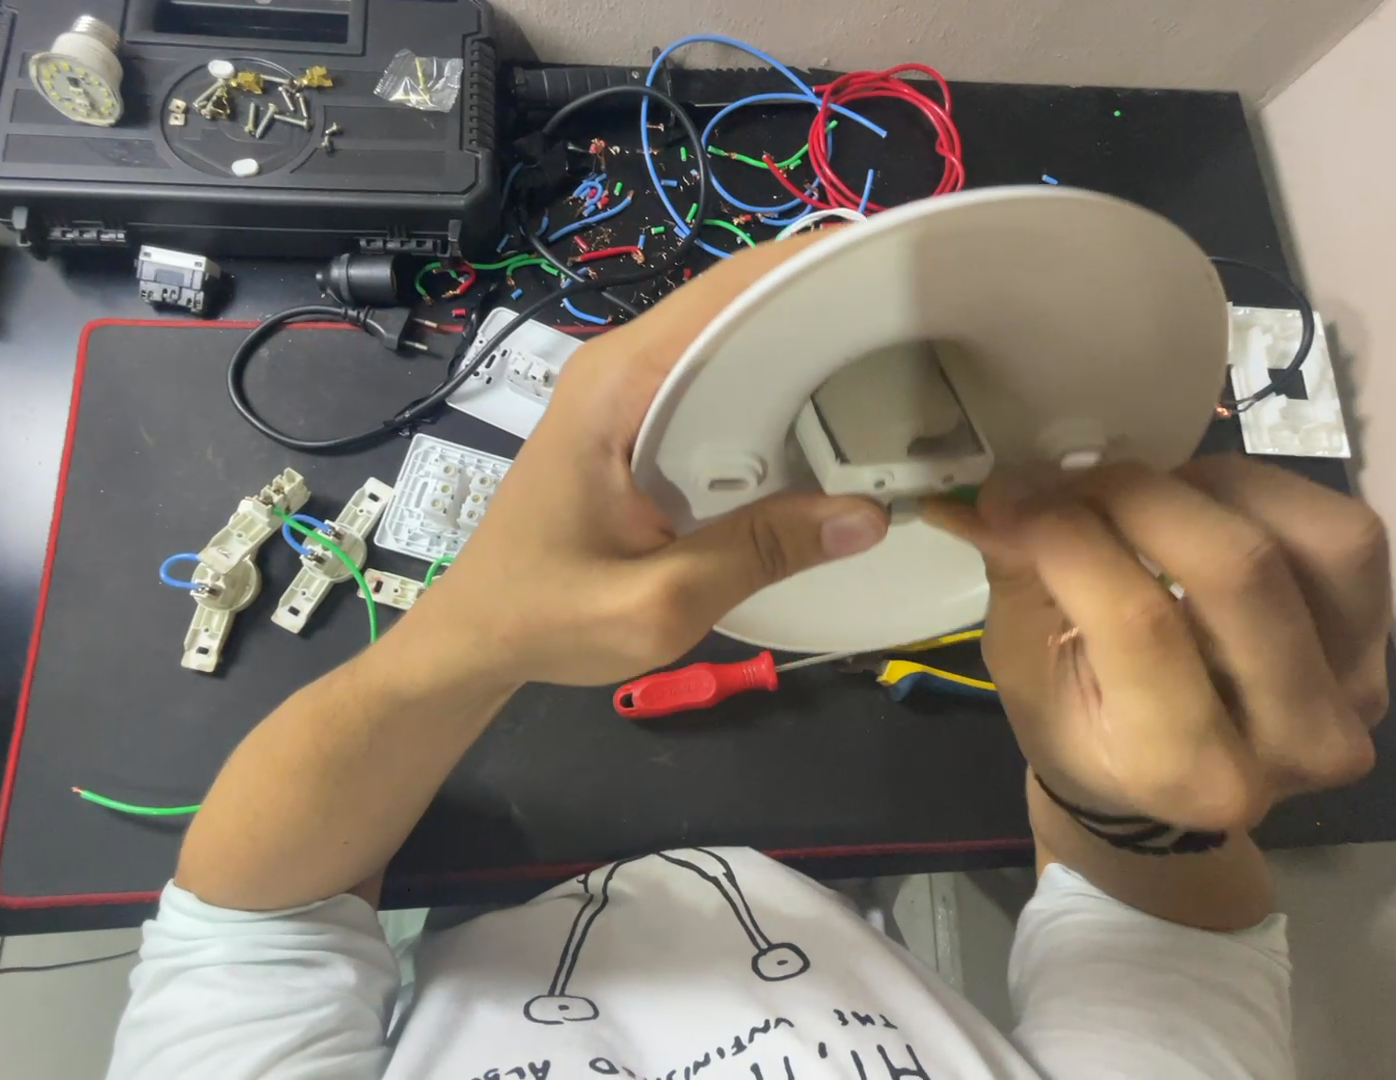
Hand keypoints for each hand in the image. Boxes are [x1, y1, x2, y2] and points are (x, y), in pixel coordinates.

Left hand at [407, 237, 888, 686]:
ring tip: (888, 366)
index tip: (900, 275)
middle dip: (824, 305)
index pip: (730, 290)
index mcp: (619, 385)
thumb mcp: (655, 604)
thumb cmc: (546, 617)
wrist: (480, 632)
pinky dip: (769, 388)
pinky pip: (713, 383)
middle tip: (915, 332)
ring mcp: (622, 390)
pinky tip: (820, 421)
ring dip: (801, 345)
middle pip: (735, 304)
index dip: (816, 269)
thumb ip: (754, 556)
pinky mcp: (630, 421)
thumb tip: (866, 516)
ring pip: (727, 341)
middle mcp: (620, 367)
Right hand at [925, 456, 1389, 831]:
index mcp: (1180, 768)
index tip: (1004, 496)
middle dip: (1132, 495)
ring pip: (1321, 539)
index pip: (1135, 617)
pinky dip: (1265, 495)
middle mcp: (1292, 742)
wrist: (1156, 779)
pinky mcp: (1381, 649)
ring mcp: (1356, 694)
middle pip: (1235, 568)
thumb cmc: (1070, 728)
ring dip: (1208, 488)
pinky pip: (1345, 538)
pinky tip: (1199, 504)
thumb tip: (990, 494)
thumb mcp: (1020, 667)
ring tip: (1138, 493)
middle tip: (1064, 481)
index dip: (1065, 534)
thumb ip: (1017, 577)